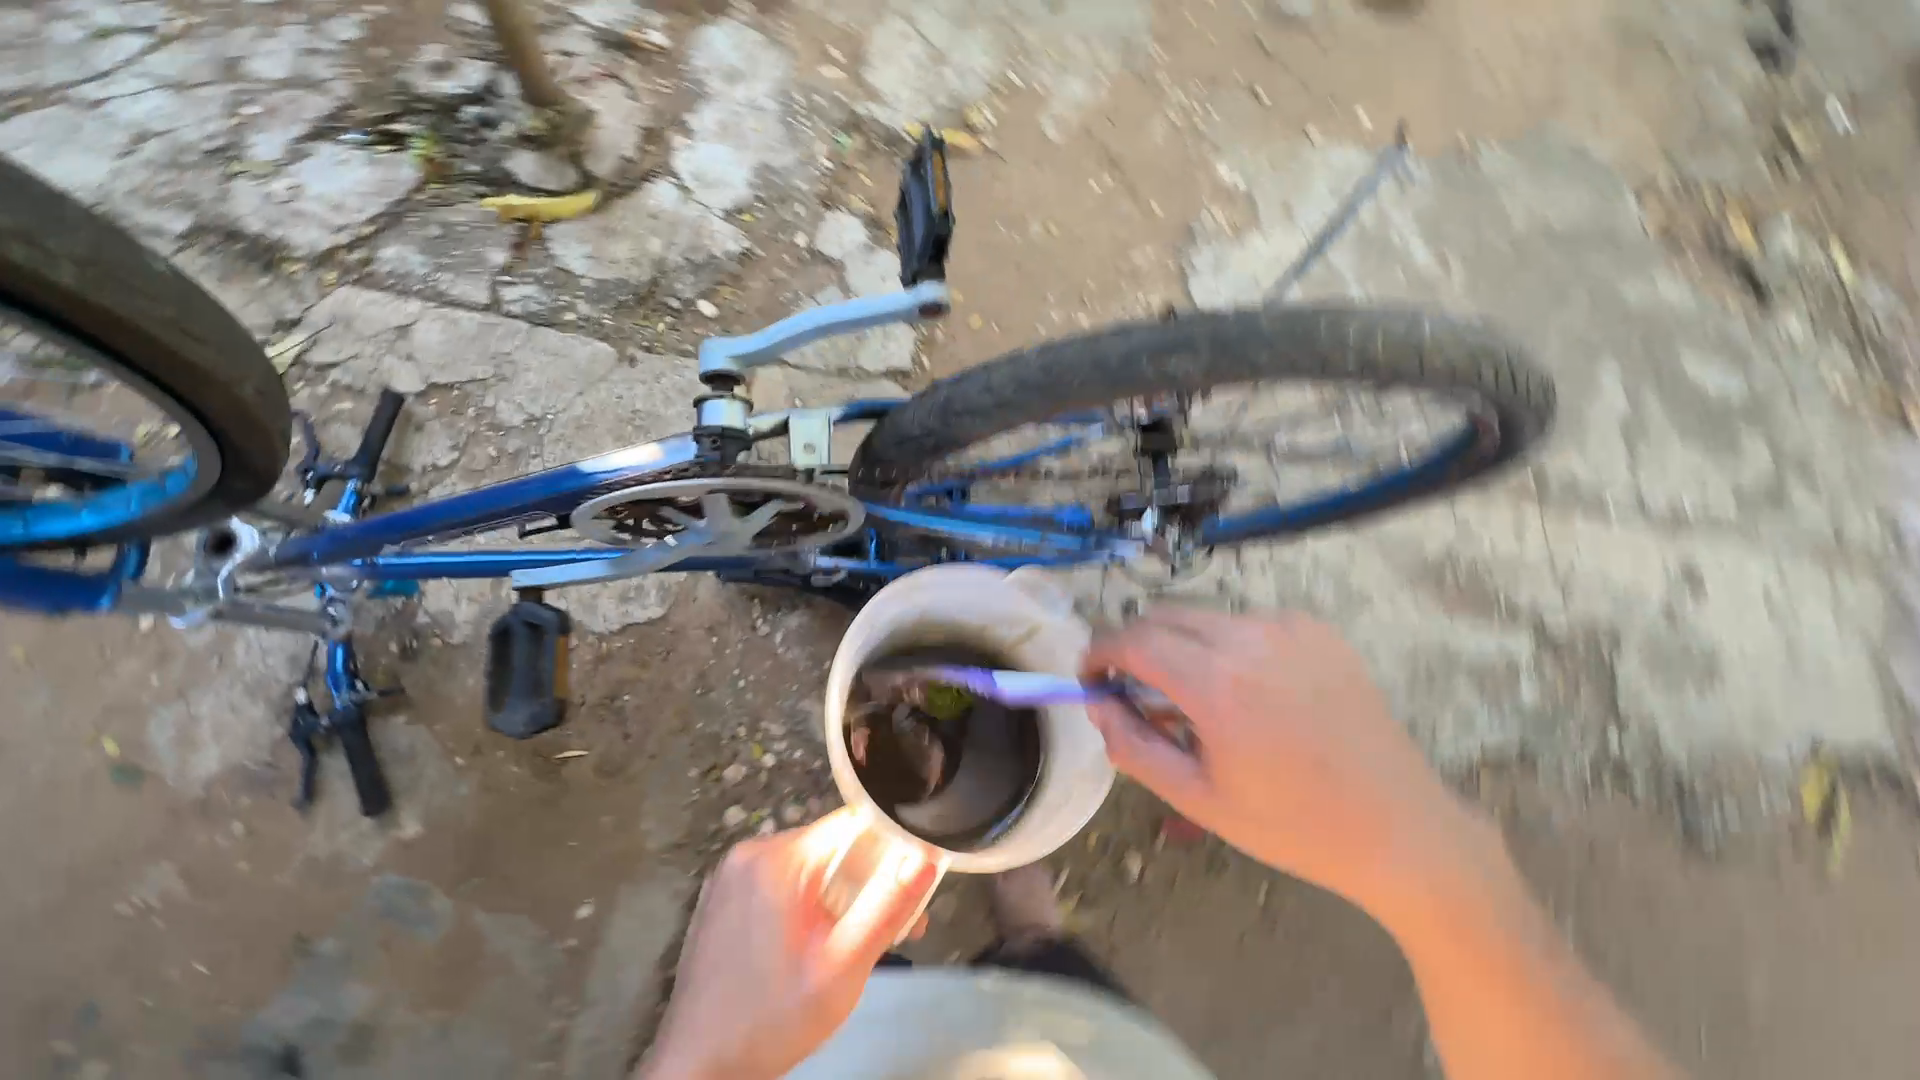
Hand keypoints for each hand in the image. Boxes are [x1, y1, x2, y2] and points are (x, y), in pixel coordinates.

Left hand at [638, 809, 939, 1079]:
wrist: (698, 1070)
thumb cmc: (771, 1020)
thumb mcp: (841, 968)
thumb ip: (886, 908)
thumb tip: (925, 857)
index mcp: (776, 859)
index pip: (852, 825)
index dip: (892, 849)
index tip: (914, 885)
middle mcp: (750, 853)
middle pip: (832, 847)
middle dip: (869, 882)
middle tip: (897, 929)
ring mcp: (732, 875)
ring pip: (811, 867)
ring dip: (842, 898)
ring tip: (861, 945)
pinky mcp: (725, 898)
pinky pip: (783, 884)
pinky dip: (810, 906)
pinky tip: (820, 946)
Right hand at [1084, 607, 1476, 914]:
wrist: (1400, 828)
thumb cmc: (1292, 824)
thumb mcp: (1198, 798)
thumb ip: (1133, 746)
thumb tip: (1097, 705)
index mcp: (1217, 682)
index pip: (1132, 639)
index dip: (1099, 653)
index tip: (1090, 679)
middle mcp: (1251, 637)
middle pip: (1164, 617)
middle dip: (1136, 647)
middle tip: (1134, 694)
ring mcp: (1290, 627)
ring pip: (1205, 617)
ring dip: (1181, 646)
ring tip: (1194, 701)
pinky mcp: (1318, 630)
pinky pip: (1248, 623)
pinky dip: (1226, 646)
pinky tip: (1245, 693)